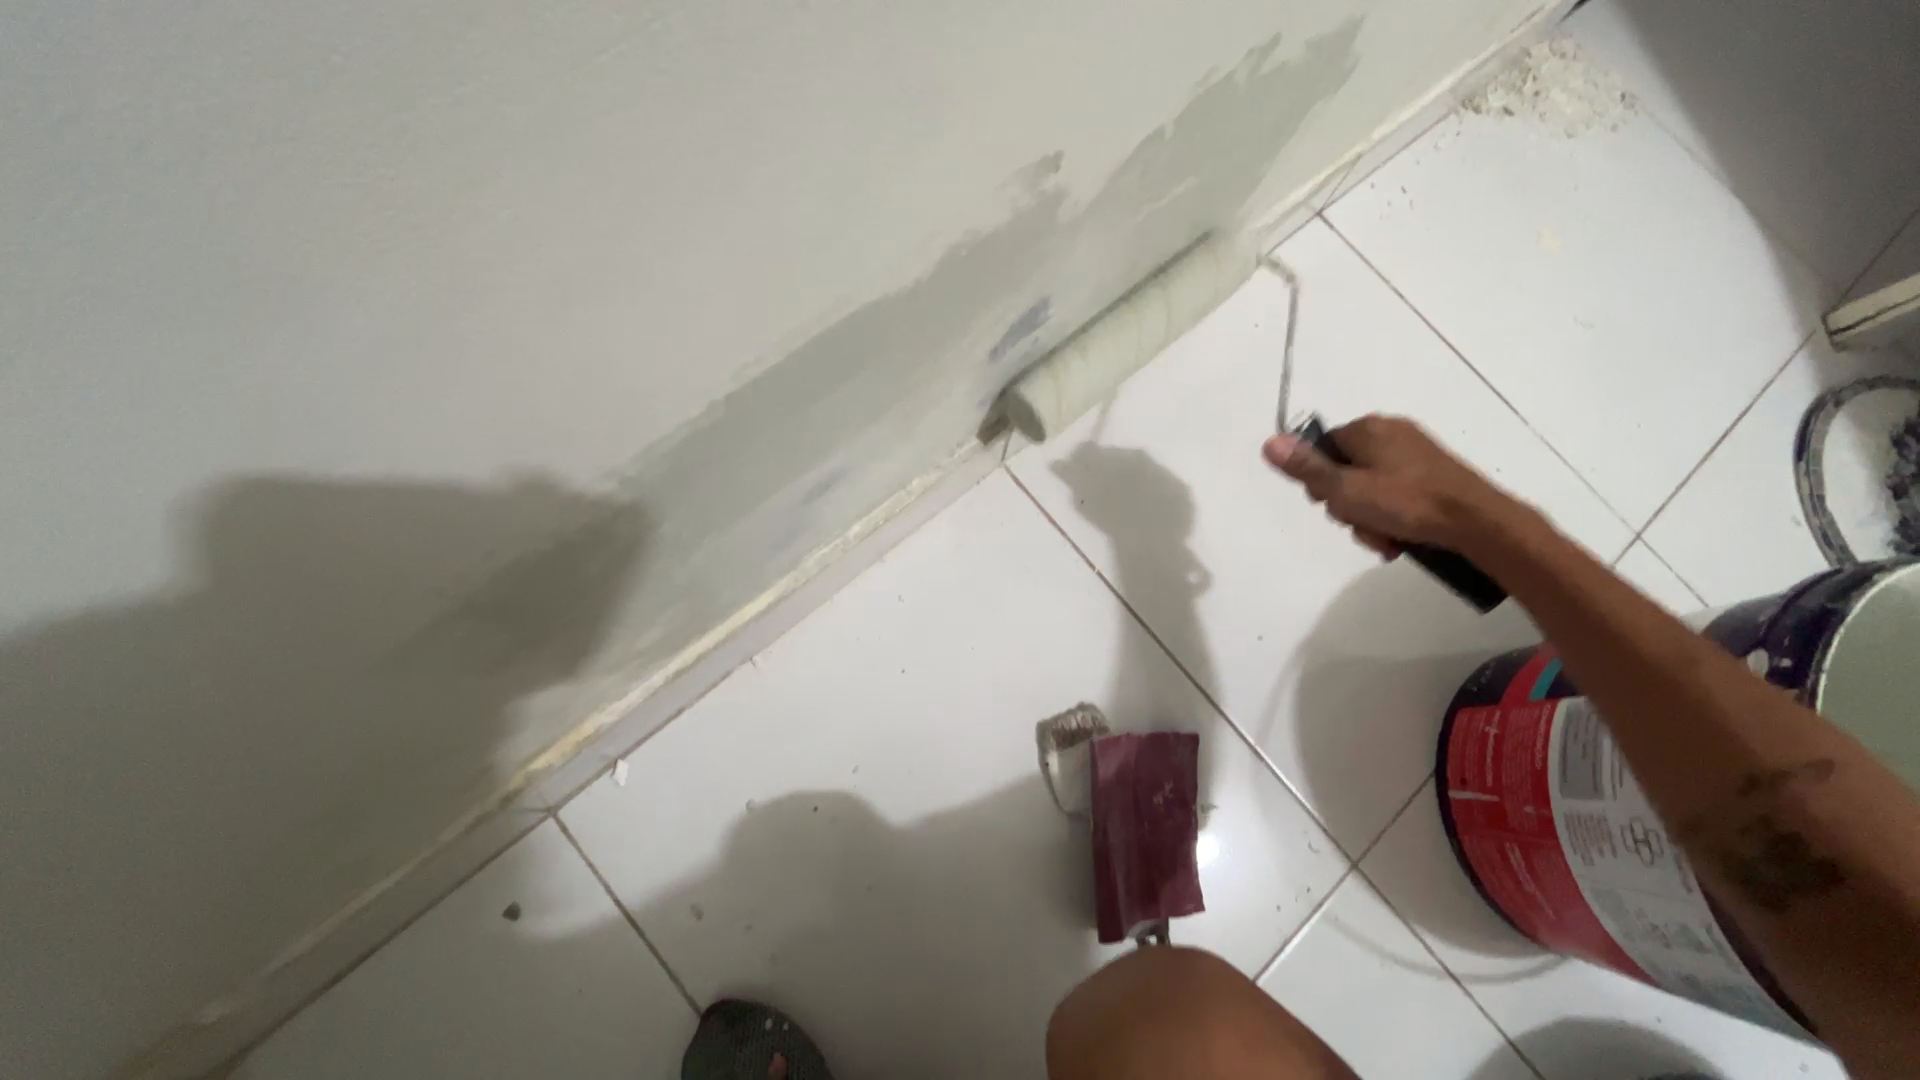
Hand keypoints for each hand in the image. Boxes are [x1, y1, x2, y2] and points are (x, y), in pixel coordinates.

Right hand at [1261, 415, 1507, 555]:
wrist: (1477, 522)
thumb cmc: (1406, 502)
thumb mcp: (1345, 489)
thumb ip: (1305, 468)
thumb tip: (1269, 442)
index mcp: (1368, 429)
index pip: (1322, 450)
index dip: (1320, 482)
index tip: (1333, 504)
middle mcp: (1391, 433)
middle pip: (1345, 471)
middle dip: (1347, 505)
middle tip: (1361, 523)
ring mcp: (1414, 453)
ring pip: (1369, 488)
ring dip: (1369, 518)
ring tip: (1385, 538)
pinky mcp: (1433, 474)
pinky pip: (1395, 495)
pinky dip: (1392, 517)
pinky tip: (1399, 537)